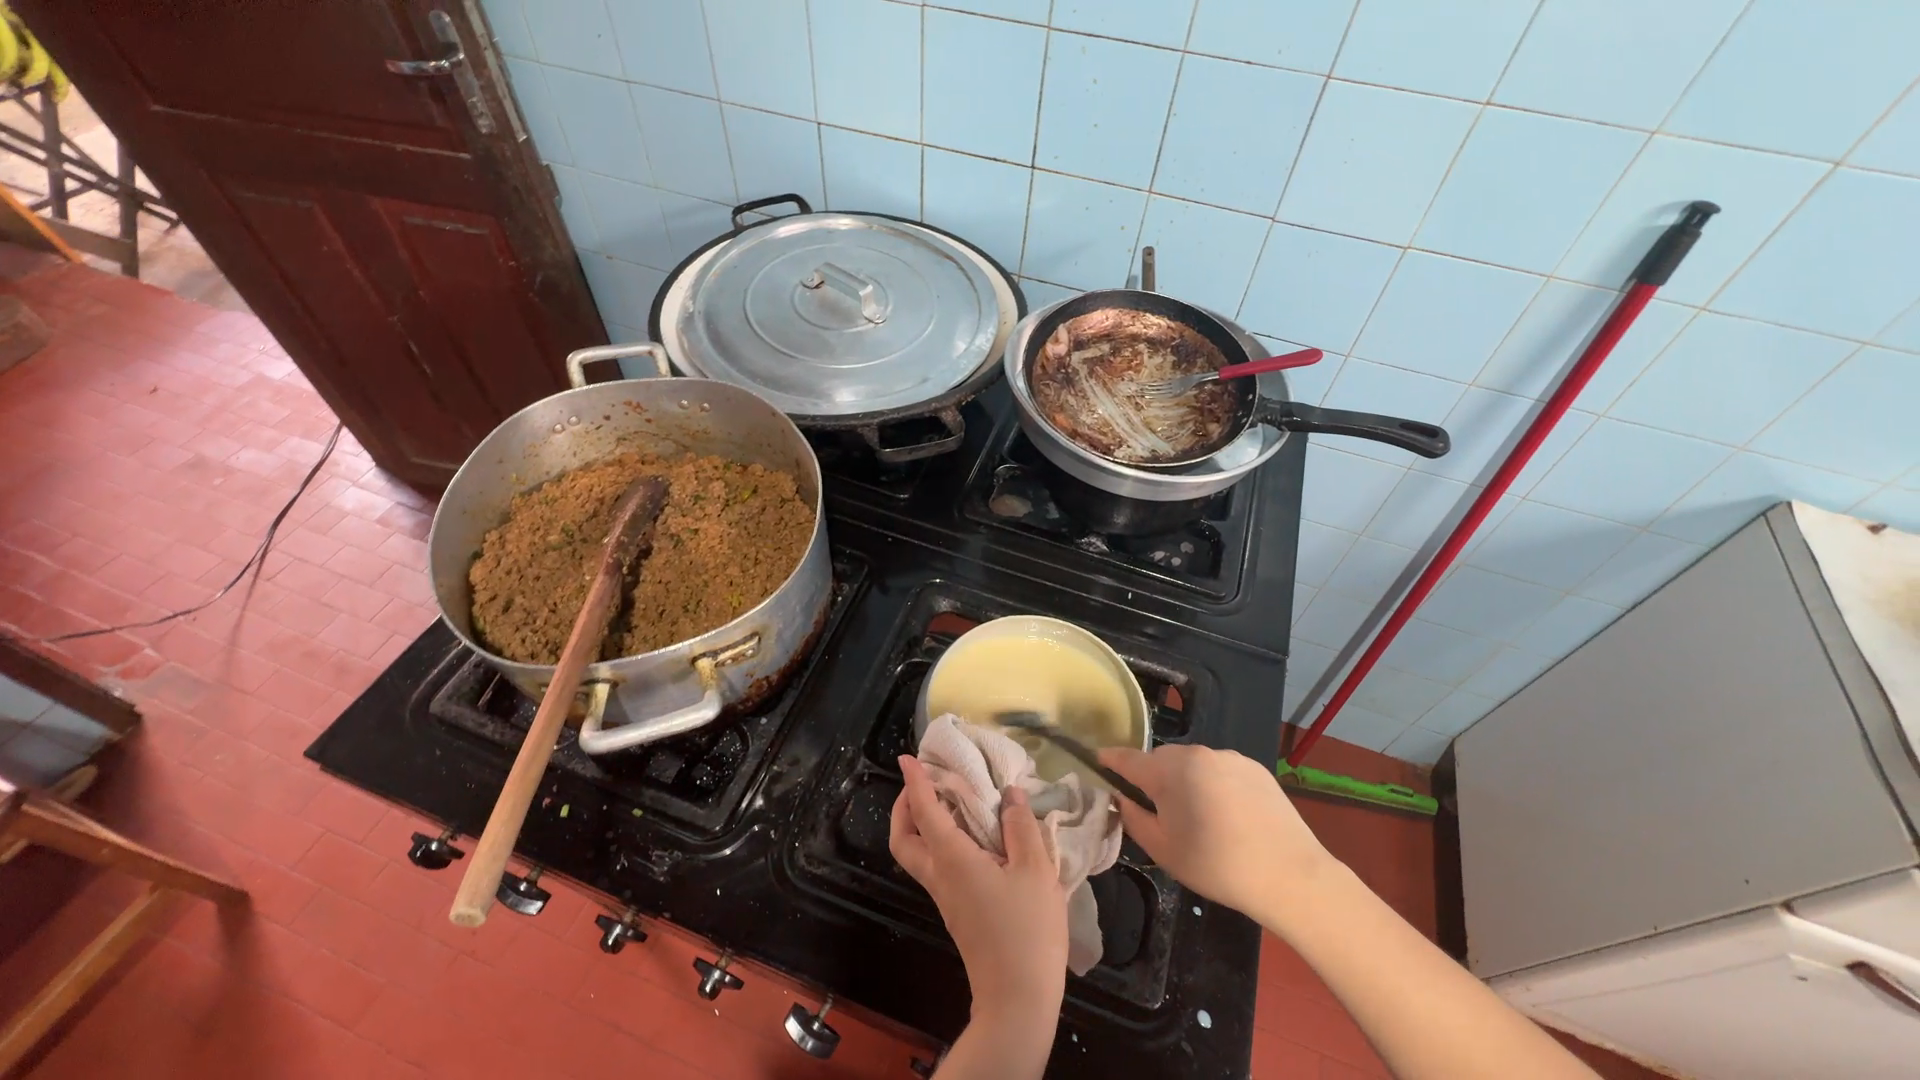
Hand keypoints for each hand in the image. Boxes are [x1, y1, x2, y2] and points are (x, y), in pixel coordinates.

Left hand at [890, 755, 1068, 1022]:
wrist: (1018, 997)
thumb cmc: (1028, 930)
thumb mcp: (1035, 871)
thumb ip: (1021, 827)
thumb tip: (1010, 793)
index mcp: (952, 859)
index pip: (924, 811)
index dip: (915, 782)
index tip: (908, 758)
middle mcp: (939, 876)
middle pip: (903, 839)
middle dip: (904, 807)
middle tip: (924, 784)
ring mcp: (945, 897)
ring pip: (917, 855)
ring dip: (922, 825)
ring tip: (953, 803)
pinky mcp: (957, 911)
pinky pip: (936, 867)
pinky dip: (941, 842)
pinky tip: (974, 838)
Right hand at [1099, 744, 1333, 916]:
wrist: (1290, 875)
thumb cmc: (1217, 866)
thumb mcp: (1163, 850)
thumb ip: (1133, 818)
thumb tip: (1123, 799)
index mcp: (1170, 771)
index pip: (1128, 758)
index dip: (1110, 760)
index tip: (1097, 761)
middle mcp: (1198, 754)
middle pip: (1162, 760)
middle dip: (1152, 778)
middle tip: (1156, 811)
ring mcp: (1230, 758)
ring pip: (1192, 764)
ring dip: (1184, 781)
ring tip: (1197, 818)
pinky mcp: (1256, 769)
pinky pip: (1220, 770)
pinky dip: (1212, 785)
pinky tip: (1226, 816)